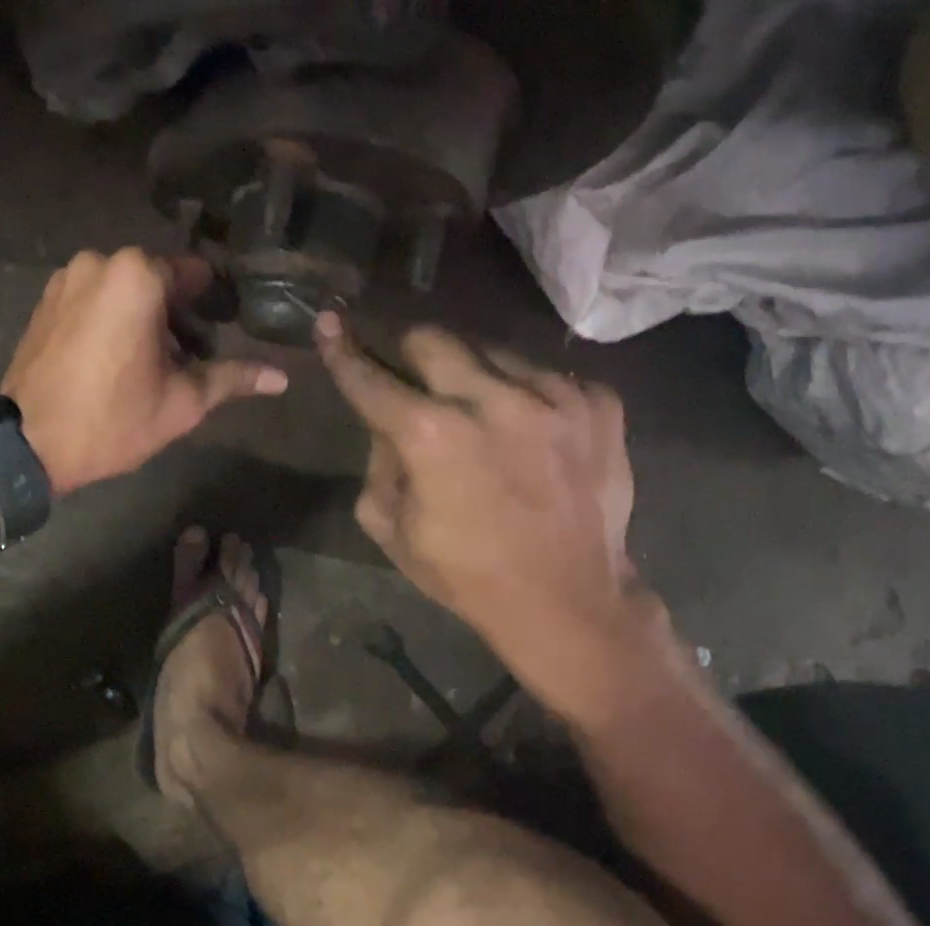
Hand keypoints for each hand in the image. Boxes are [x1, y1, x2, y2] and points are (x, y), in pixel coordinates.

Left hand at [1, 249, 287, 492]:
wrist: (28, 446)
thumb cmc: (111, 421)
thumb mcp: (181, 403)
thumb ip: (232, 378)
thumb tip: (282, 378)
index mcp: (138, 275)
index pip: (196, 275)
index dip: (215, 306)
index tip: (224, 334)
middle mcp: (100, 261)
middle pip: (158, 282)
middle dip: (178, 316)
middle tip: (189, 361)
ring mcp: (66, 278)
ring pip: (123, 291)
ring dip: (143, 320)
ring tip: (151, 367)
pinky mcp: (44, 301)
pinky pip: (93, 300)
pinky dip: (111, 321)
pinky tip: (115, 362)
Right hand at [315, 312, 641, 648]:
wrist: (568, 600)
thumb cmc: (465, 573)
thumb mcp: (391, 529)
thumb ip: (378, 464)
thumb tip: (390, 426)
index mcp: (431, 435)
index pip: (372, 379)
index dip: (344, 351)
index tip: (330, 322)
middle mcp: (492, 399)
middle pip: (433, 339)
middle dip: (410, 353)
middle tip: (413, 379)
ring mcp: (554, 395)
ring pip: (494, 351)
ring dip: (473, 375)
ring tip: (481, 416)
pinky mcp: (599, 403)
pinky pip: (547, 376)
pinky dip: (527, 396)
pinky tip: (530, 435)